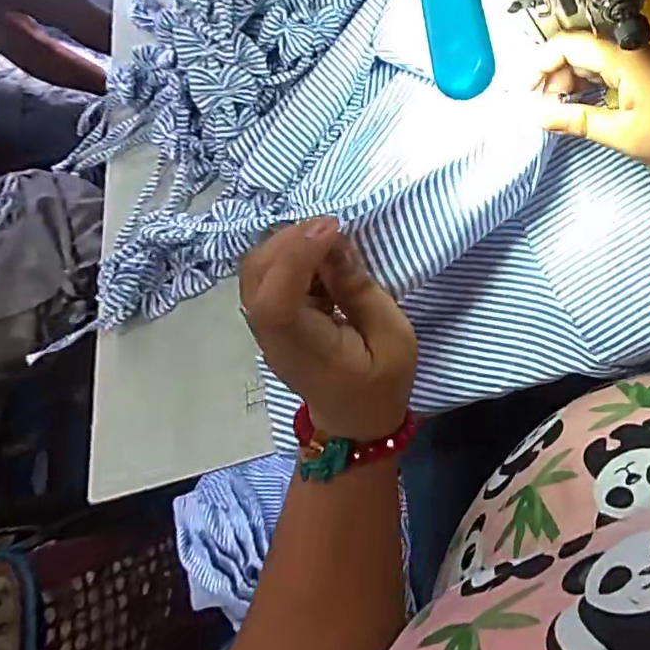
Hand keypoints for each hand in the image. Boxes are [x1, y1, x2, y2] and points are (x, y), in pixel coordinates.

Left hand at [238, 217, 417, 439]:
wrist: (355, 423)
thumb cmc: (382, 382)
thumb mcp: (392, 336)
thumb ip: (362, 291)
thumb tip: (336, 248)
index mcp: (306, 349)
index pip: (277, 300)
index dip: (296, 256)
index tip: (332, 228)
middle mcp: (275, 338)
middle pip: (256, 278)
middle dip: (290, 240)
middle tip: (332, 226)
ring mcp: (268, 331)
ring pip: (256, 274)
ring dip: (287, 245)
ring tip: (327, 237)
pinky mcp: (273, 324)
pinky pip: (268, 279)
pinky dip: (289, 256)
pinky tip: (320, 255)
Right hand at [530, 33, 649, 179]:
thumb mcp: (624, 133)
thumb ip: (578, 121)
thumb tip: (537, 115)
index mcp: (622, 58)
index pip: (568, 44)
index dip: (540, 63)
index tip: (524, 91)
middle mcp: (629, 52)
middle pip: (577, 51)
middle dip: (553, 75)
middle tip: (544, 109)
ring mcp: (639, 63)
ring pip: (592, 62)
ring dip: (571, 83)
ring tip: (561, 112)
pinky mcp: (646, 75)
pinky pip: (608, 74)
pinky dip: (590, 89)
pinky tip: (584, 109)